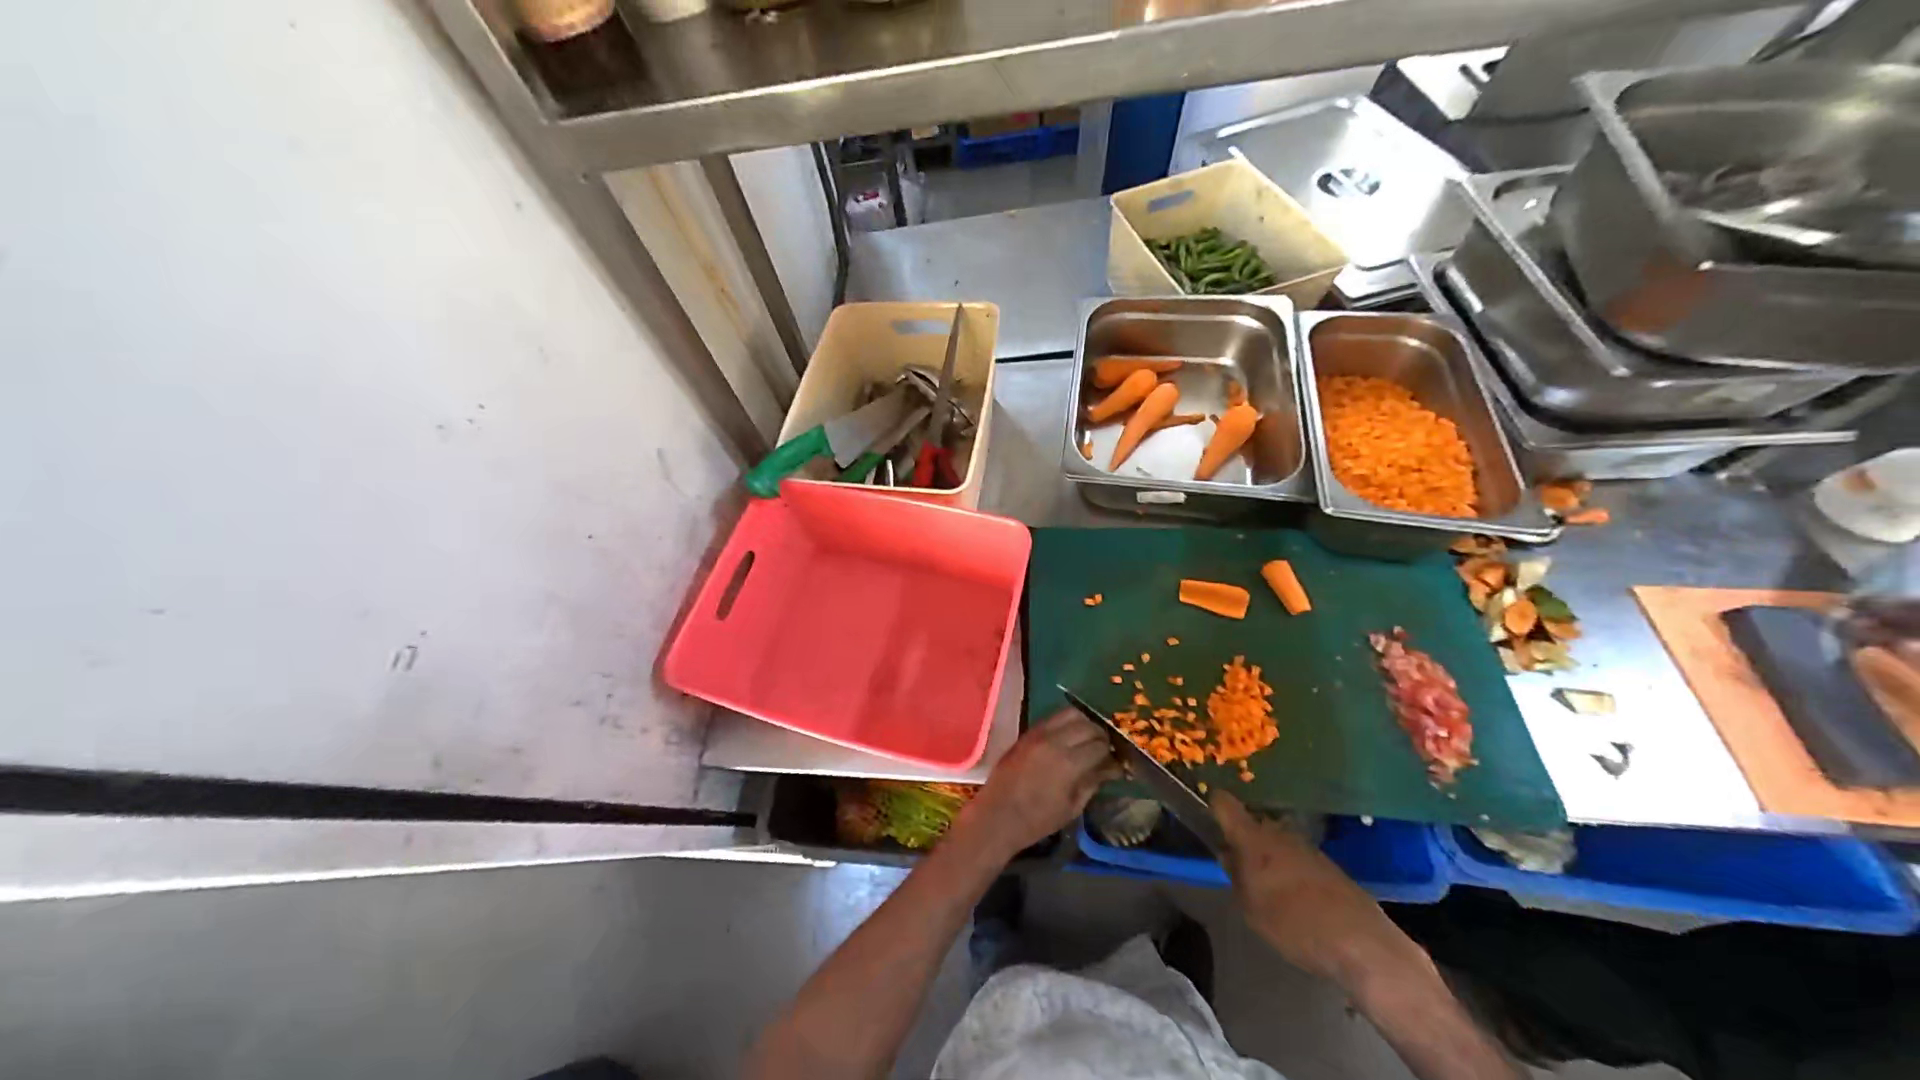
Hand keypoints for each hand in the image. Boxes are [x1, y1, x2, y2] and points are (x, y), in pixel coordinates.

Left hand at [961, 708, 1120, 856]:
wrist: (997, 816)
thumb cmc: (1037, 820)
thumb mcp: (1072, 807)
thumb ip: (1093, 782)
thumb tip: (1112, 768)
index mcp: (1069, 762)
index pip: (1101, 746)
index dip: (1112, 754)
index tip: (1116, 762)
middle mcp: (1054, 741)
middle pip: (1088, 725)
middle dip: (1101, 736)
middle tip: (1105, 750)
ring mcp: (1038, 734)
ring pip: (1070, 713)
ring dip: (1084, 723)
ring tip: (1088, 740)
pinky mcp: (1026, 733)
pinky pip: (1052, 718)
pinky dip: (1065, 723)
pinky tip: (1069, 738)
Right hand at [1212, 792, 1428, 990]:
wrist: (1360, 942)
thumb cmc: (1293, 924)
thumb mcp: (1250, 908)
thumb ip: (1235, 877)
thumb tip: (1228, 855)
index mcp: (1252, 838)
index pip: (1224, 804)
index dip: (1212, 804)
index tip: (1205, 815)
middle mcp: (1278, 832)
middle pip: (1252, 822)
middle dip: (1241, 836)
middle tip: (1234, 860)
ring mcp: (1306, 845)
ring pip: (1276, 838)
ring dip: (1267, 852)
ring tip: (1263, 881)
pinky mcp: (1327, 862)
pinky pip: (1296, 854)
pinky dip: (1288, 866)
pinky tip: (1292, 894)